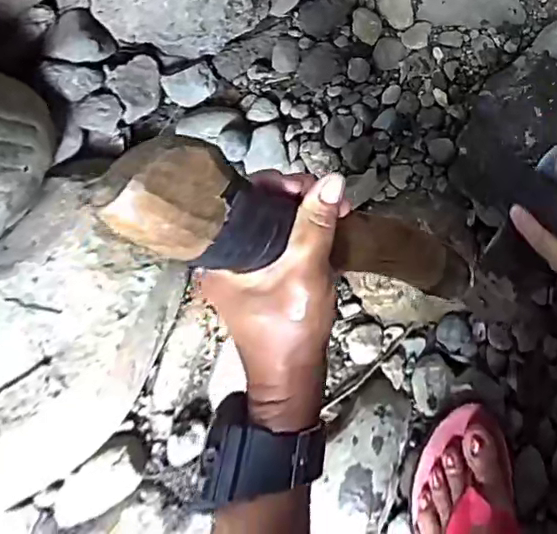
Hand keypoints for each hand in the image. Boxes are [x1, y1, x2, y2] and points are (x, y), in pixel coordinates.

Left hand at [199, 172, 348, 430]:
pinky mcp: (263, 270)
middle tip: (328, 197)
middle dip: (299, 194)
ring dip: (308, 208)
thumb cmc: (289, 331)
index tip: (307, 186)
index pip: (243, 197)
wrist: (293, 374)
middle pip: (262, 203)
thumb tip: (331, 182)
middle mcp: (226, 255)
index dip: (277, 183)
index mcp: (221, 255)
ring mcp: (244, 263)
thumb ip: (316, 224)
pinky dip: (306, 224)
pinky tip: (327, 224)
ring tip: (335, 209)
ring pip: (276, 217)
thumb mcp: (306, 269)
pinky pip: (283, 233)